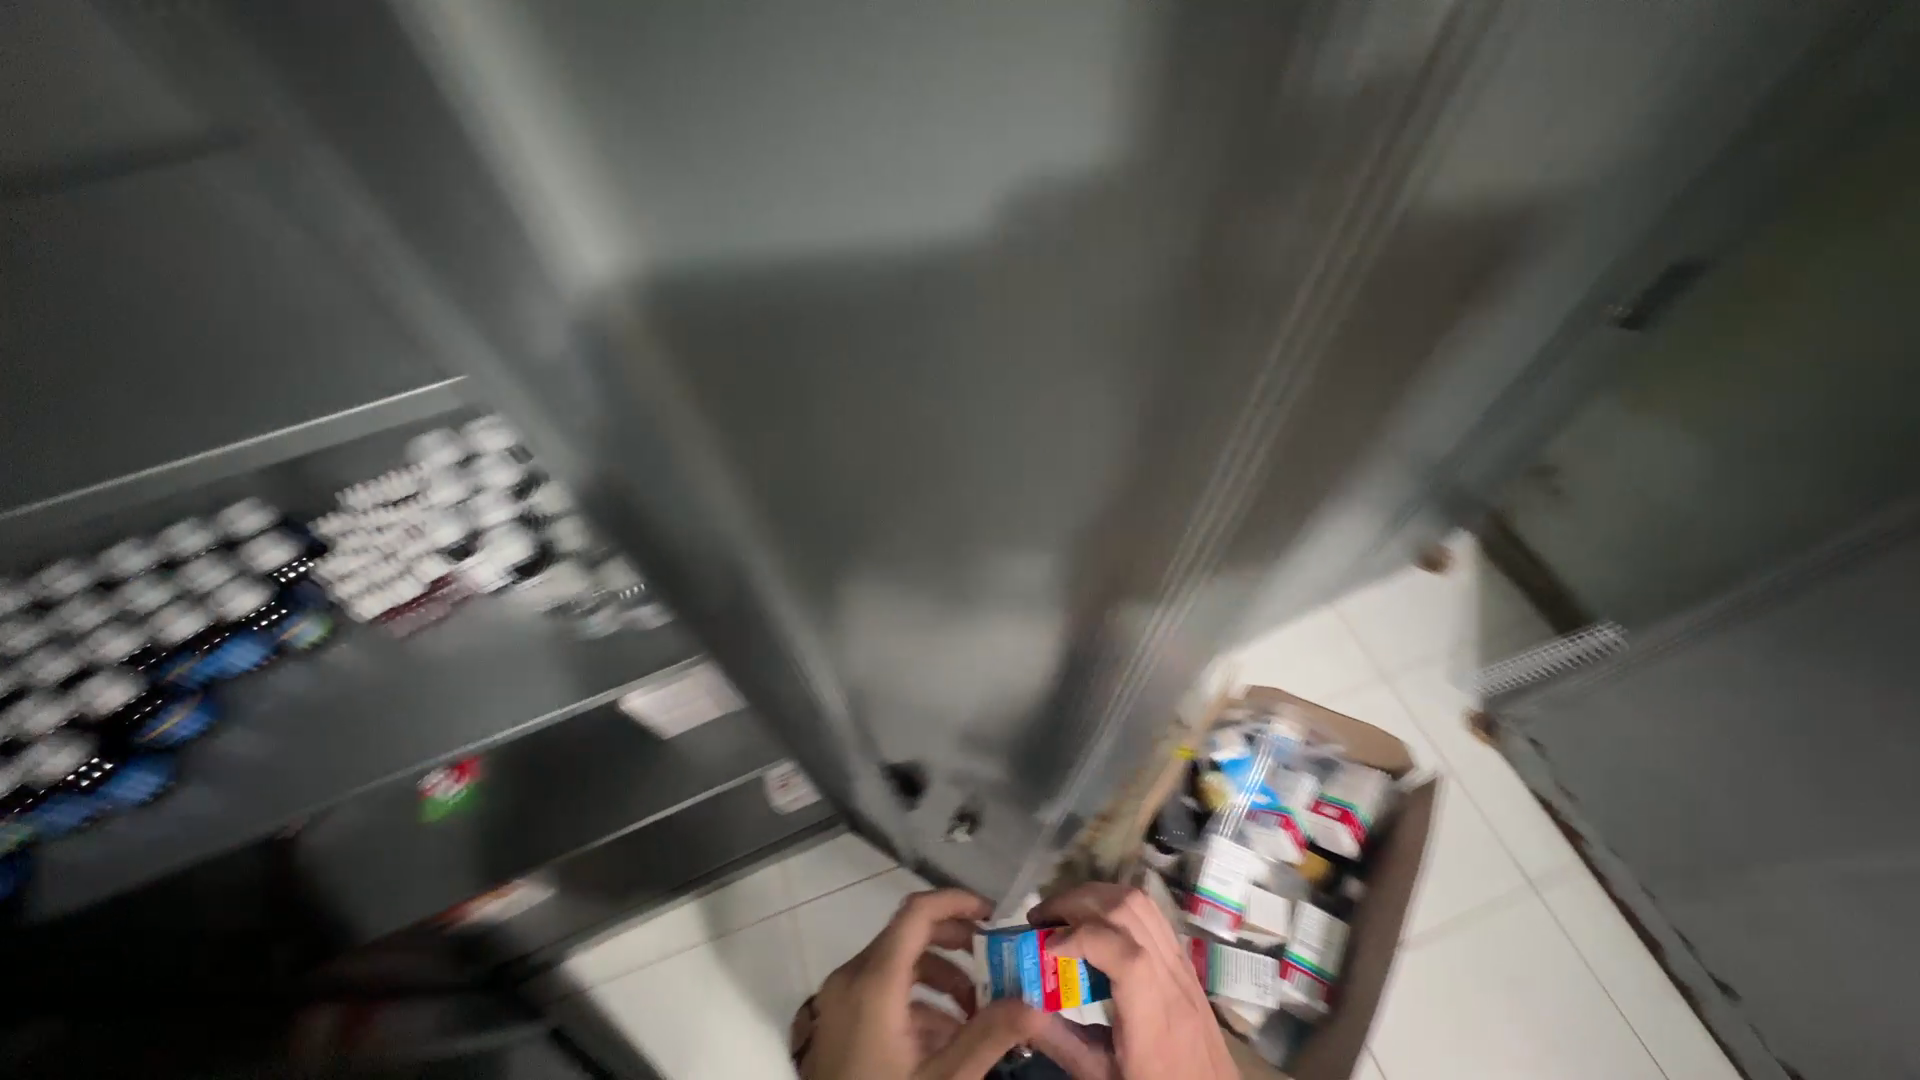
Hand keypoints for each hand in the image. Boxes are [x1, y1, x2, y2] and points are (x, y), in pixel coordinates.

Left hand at [795, 887, 1073, 1078]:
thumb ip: (988, 1037)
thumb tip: (1035, 1005)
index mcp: (874, 981)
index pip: (917, 913)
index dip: (957, 902)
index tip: (994, 916)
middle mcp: (851, 976)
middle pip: (909, 935)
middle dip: (958, 946)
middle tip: (995, 966)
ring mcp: (839, 997)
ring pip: (898, 964)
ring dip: (941, 979)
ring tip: (976, 1014)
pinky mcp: (838, 1018)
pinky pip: (882, 990)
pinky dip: (917, 1001)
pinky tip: (945, 1038)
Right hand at [1026, 883, 1236, 1079]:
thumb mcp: (1102, 1077)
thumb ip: (1059, 1040)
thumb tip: (1018, 1005)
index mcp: (1153, 1014)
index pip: (1123, 952)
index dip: (1079, 938)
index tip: (1044, 948)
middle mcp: (1171, 976)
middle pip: (1128, 911)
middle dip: (1076, 903)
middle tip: (1040, 919)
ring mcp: (1181, 962)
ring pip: (1139, 901)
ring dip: (1094, 895)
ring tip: (1063, 912)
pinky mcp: (1182, 957)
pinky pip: (1150, 911)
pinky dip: (1115, 902)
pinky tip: (1094, 917)